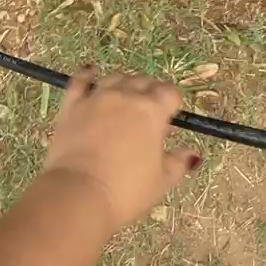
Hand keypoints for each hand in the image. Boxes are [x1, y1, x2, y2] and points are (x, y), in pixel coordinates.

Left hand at [38, 69, 200, 231]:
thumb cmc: (126, 191)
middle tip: (149, 113)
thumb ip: (178, 164)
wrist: (79, 194)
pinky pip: (80, 81)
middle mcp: (125, 95)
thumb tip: (193, 154)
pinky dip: (87, 75)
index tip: (171, 117)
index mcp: (151, 111)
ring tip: (125, 99)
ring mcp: (96, 97)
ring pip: (115, 78)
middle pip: (143, 82)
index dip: (173, 103)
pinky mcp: (73, 104)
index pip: (169, 93)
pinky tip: (90, 72)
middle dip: (150, 93)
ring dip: (124, 85)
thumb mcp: (161, 182)